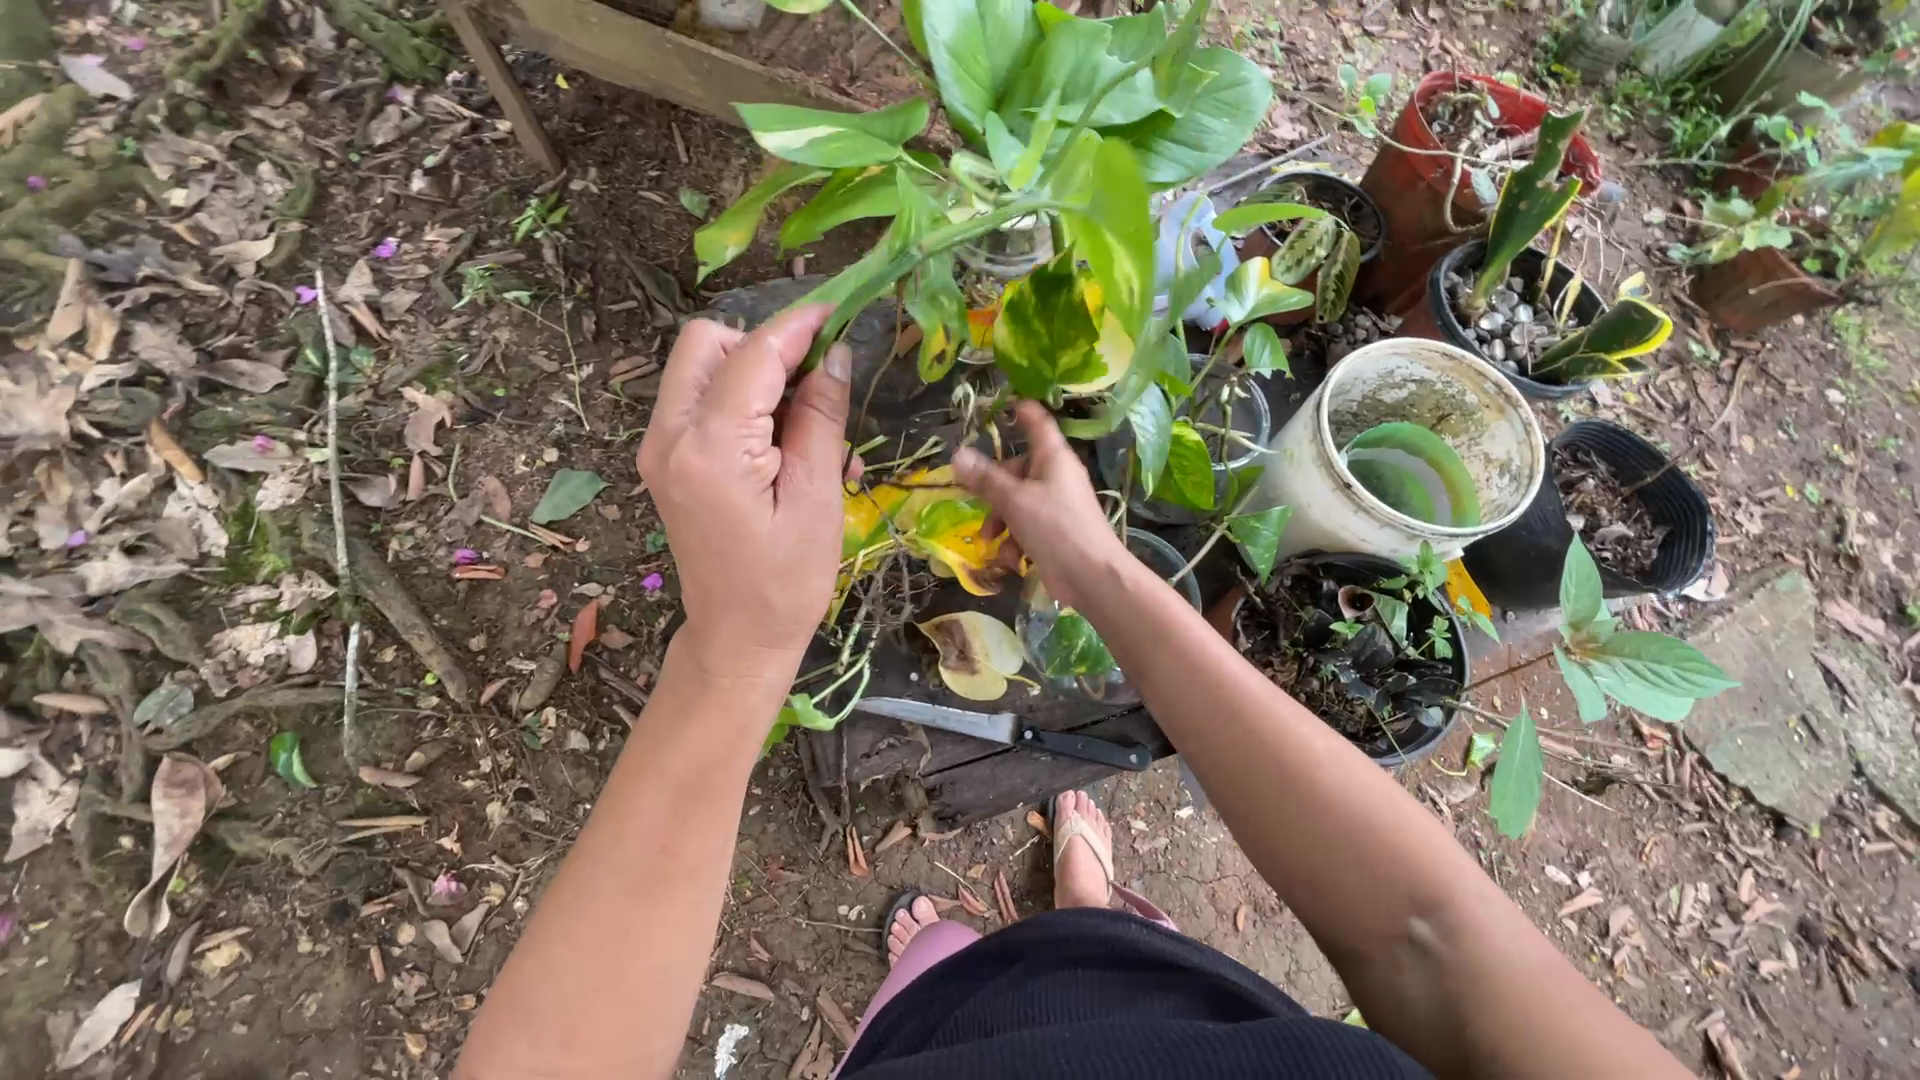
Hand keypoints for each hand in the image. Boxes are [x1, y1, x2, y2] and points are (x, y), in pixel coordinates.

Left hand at [637, 306, 851, 680]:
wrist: (738, 636)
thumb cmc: (788, 580)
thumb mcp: (817, 498)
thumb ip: (821, 418)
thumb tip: (836, 356)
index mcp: (710, 449)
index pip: (753, 357)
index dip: (799, 327)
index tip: (840, 310)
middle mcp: (668, 436)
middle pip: (707, 343)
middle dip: (765, 345)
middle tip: (817, 378)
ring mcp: (658, 447)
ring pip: (700, 365)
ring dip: (754, 370)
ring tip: (805, 418)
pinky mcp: (665, 458)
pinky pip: (700, 400)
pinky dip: (742, 400)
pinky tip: (782, 438)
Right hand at [951, 402, 1127, 609]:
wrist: (1092, 576)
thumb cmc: (1056, 528)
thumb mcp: (1014, 500)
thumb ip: (985, 479)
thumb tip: (958, 454)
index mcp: (1053, 457)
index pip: (1036, 422)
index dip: (1019, 410)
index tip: (998, 406)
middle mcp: (1056, 476)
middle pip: (1017, 468)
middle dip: (993, 487)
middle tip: (972, 497)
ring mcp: (1056, 505)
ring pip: (1017, 501)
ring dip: (1000, 520)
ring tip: (989, 539)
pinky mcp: (1055, 532)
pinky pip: (1026, 527)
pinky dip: (1015, 541)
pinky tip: (1009, 558)